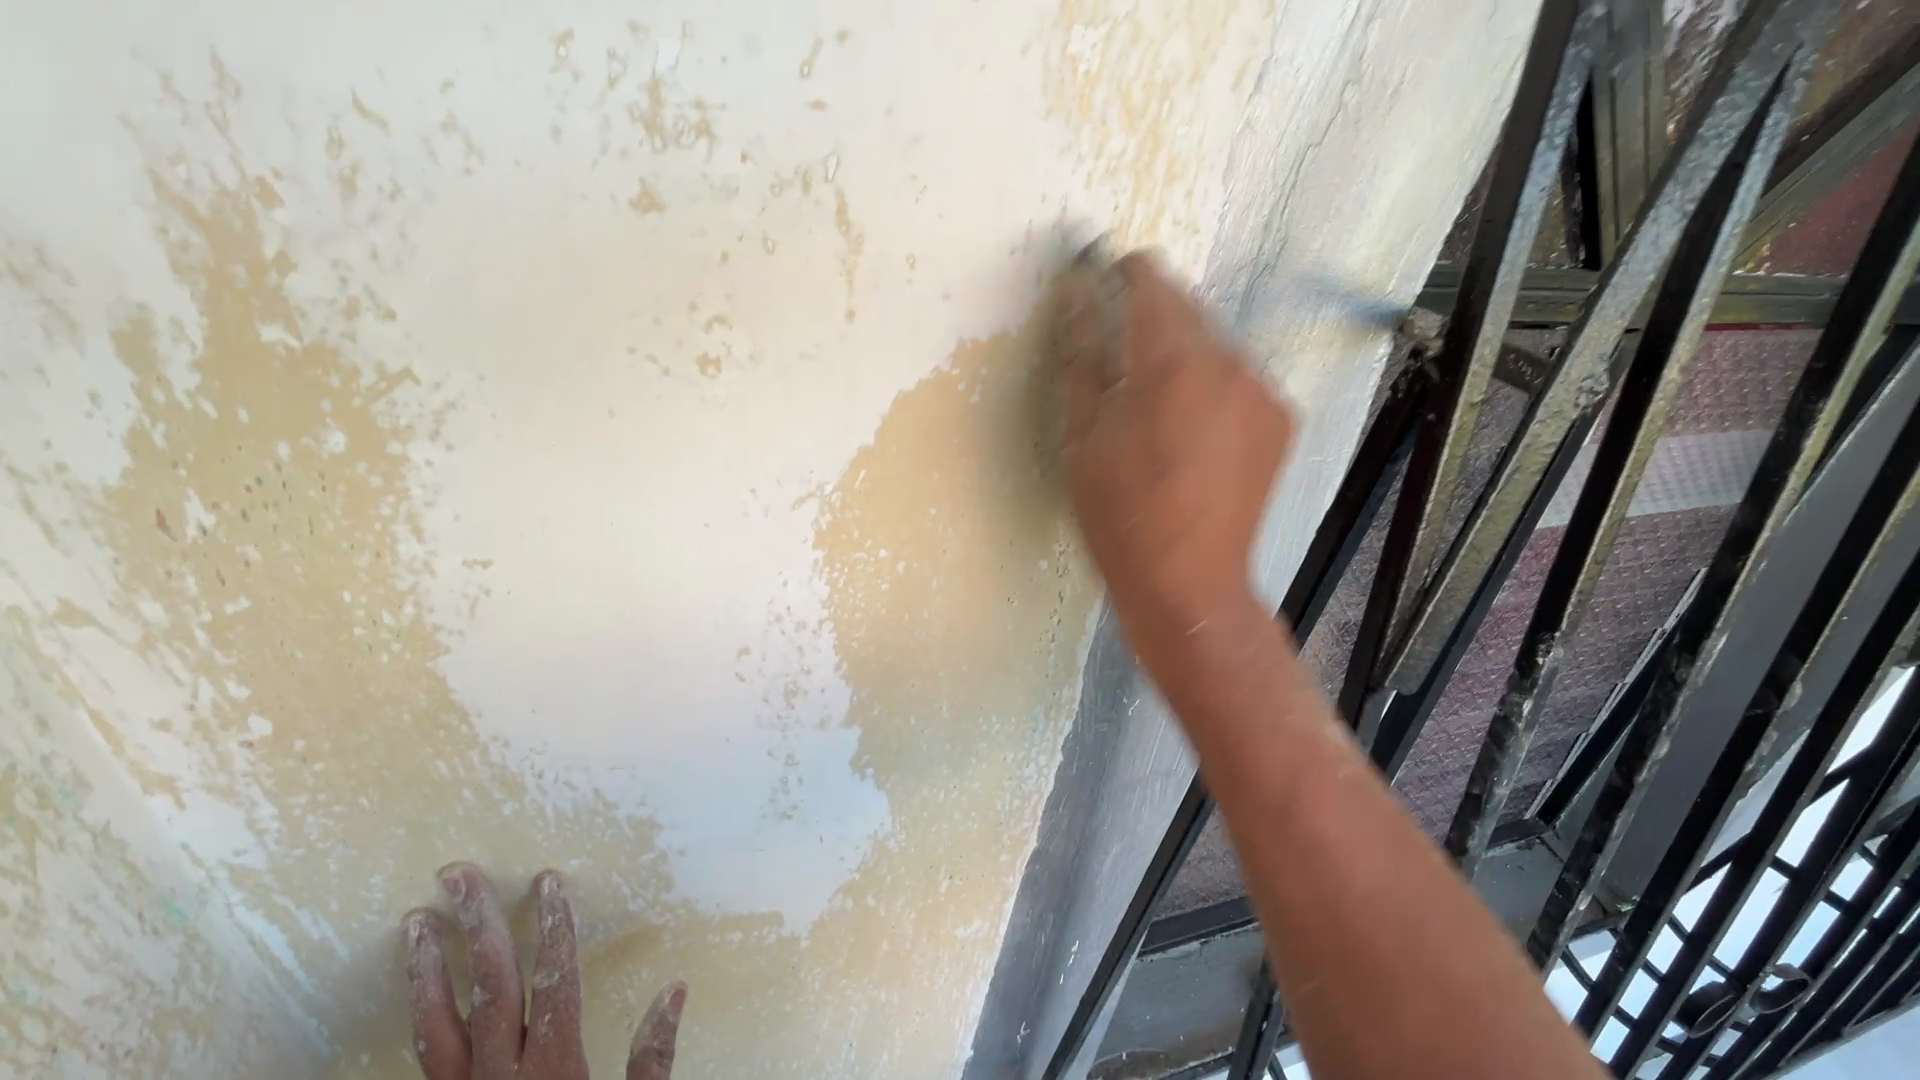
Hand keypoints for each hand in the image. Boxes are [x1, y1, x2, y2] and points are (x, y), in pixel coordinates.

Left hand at [404, 863, 685, 1078]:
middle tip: (459, 875)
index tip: (547, 882)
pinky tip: (416, 984)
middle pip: (487, 987)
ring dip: (427, 968)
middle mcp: (500, 1076)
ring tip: (415, 921)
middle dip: (477, 926)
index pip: (553, 980)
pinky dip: (418, 1012)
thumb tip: (675, 989)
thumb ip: (653, 1059)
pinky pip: (423, 1055)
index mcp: (554, 1069)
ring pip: (437, 1023)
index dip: (553, 928)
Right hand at [1056, 249, 1293, 642]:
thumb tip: (1076, 294)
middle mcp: (1230, 363)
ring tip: (1155, 406)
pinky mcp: (1280, 418)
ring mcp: (1263, 391)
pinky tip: (1190, 430)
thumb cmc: (1120, 515)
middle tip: (1118, 359)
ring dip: (1181, 353)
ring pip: (1214, 343)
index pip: (1151, 281)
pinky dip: (1210, 384)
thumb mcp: (1082, 436)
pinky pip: (1237, 377)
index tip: (1101, 283)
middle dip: (1150, 317)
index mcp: (1173, 363)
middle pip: (1186, 308)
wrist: (1188, 582)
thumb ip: (1082, 355)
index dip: (1122, 273)